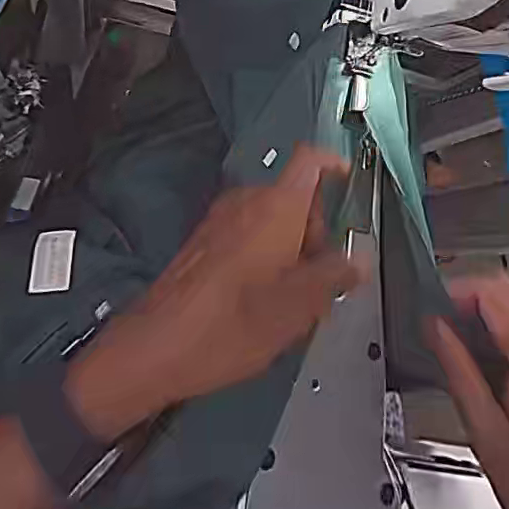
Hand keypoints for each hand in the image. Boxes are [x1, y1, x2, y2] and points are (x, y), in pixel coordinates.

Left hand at [64, 144, 366, 439]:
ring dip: (292, 245)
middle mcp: (247, 202)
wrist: (154, 347)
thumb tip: (354, 262)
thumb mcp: (297, 306)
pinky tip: (262, 298)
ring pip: (272, 217)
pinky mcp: (204, 240)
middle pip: (295, 195)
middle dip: (316, 229)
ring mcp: (221, 219)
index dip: (335, 164)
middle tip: (321, 274)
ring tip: (293, 295)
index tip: (350, 185)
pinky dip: (266, 252)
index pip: (310, 160)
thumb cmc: (231, 322)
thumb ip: (333, 276)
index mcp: (276, 206)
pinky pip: (248, 231)